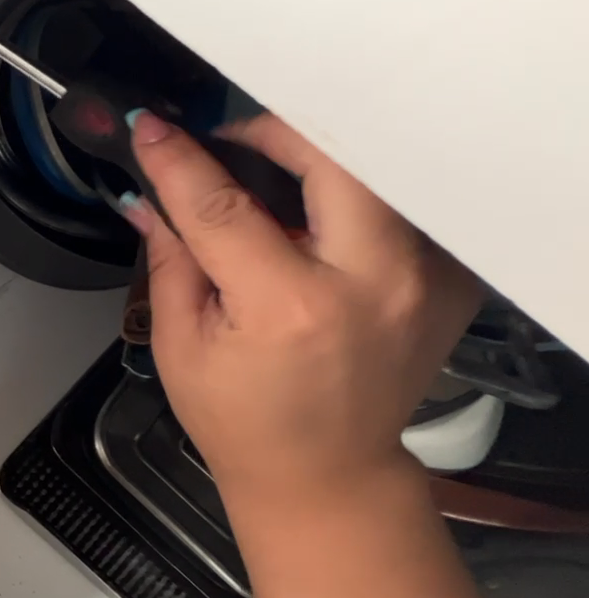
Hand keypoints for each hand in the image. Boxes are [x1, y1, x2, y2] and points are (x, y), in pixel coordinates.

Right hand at [123, 111, 480, 506]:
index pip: (224, 209)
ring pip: (375, 176)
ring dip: (315, 162)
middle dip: (275, 131)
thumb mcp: (179, 346)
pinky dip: (346, 203)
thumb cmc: (238, 417)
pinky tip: (310, 228)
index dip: (180, 164)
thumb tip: (150, 202)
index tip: (152, 130)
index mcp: (286, 308)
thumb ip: (171, 264)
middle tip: (229, 137)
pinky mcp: (447, 278)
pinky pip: (394, 211)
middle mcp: (371, 282)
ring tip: (266, 178)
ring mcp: (423, 278)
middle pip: (334, 160)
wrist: (320, 466)